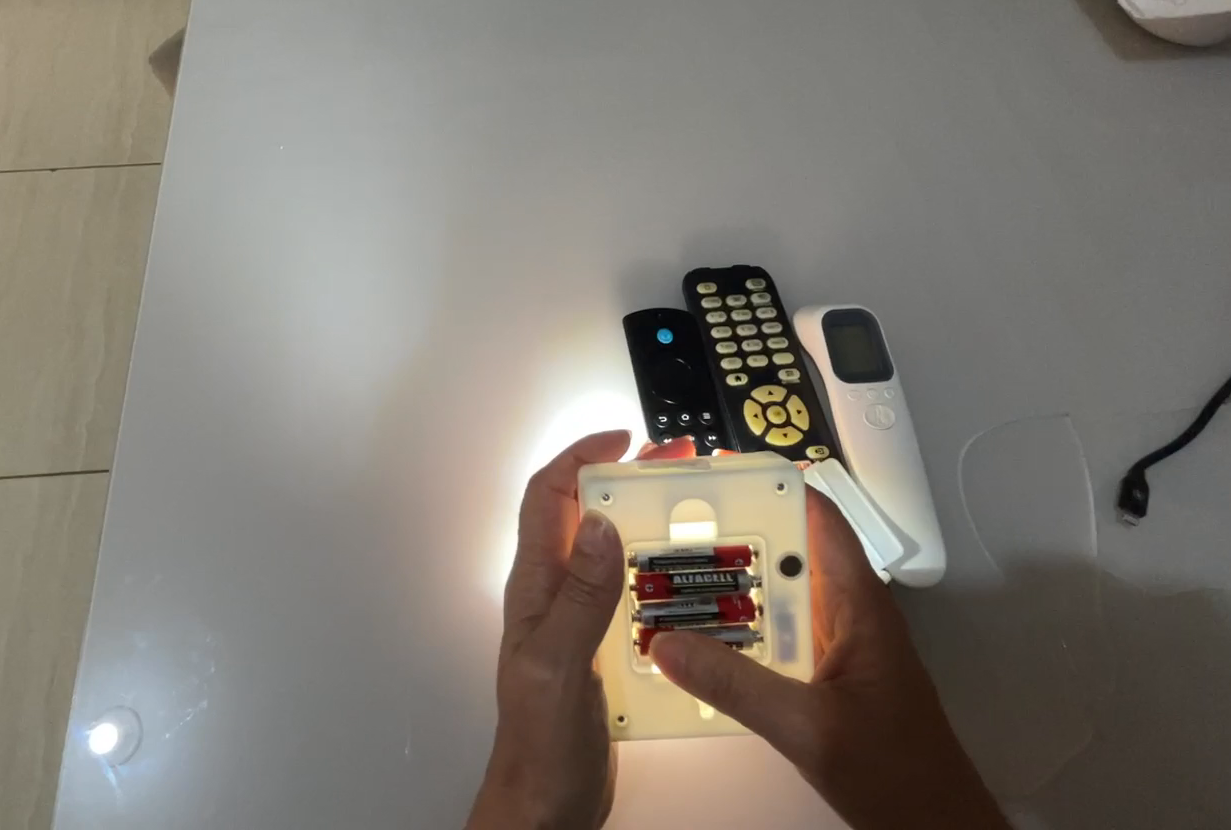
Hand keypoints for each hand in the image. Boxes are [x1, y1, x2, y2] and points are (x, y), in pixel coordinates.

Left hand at [466, 431, 693, 829]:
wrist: (548, 803)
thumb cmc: (542, 738)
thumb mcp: (559, 665)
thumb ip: (578, 597)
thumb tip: (598, 520)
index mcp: (536, 581)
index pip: (547, 496)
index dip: (578, 457)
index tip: (623, 437)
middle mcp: (555, 587)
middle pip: (585, 511)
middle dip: (626, 476)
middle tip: (679, 460)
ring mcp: (579, 612)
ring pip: (610, 544)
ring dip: (646, 516)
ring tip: (695, 504)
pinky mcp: (604, 639)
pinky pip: (630, 586)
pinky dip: (658, 565)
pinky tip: (694, 572)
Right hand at [650, 490, 1007, 829]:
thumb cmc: (898, 778)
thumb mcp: (809, 729)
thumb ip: (737, 685)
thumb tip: (664, 643)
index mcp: (857, 603)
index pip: (817, 516)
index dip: (770, 484)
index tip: (713, 473)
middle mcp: (845, 609)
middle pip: (786, 545)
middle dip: (731, 527)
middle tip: (668, 520)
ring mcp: (834, 639)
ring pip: (776, 586)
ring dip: (729, 575)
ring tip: (668, 567)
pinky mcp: (822, 668)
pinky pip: (773, 626)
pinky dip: (736, 618)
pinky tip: (696, 631)